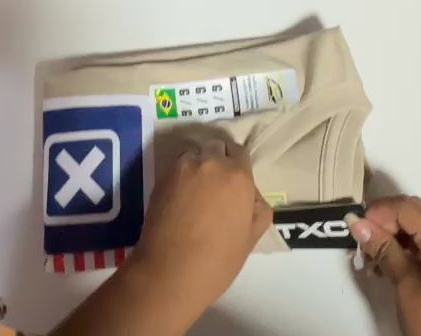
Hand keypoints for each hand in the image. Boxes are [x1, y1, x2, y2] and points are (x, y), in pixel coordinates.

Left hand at [128, 138, 271, 315]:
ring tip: (193, 194)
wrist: (170, 273)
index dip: (237, 165)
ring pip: (194, 156)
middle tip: (214, 187)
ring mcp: (184, 167)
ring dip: (196, 168)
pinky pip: (176, 168)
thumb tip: (251, 195)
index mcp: (238, 176)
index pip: (240, 152)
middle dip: (217, 160)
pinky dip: (179, 178)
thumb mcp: (251, 239)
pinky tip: (177, 200)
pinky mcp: (162, 176)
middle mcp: (212, 163)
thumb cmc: (217, 262)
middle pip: (216, 148)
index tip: (233, 181)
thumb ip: (258, 209)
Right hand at [352, 196, 420, 335]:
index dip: (380, 211)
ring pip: (417, 230)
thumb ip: (384, 250)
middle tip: (362, 236)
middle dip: (385, 220)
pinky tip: (382, 266)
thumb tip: (358, 224)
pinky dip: (402, 250)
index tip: (357, 226)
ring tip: (368, 254)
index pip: (409, 209)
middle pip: (414, 213)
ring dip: (391, 235)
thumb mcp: (406, 286)